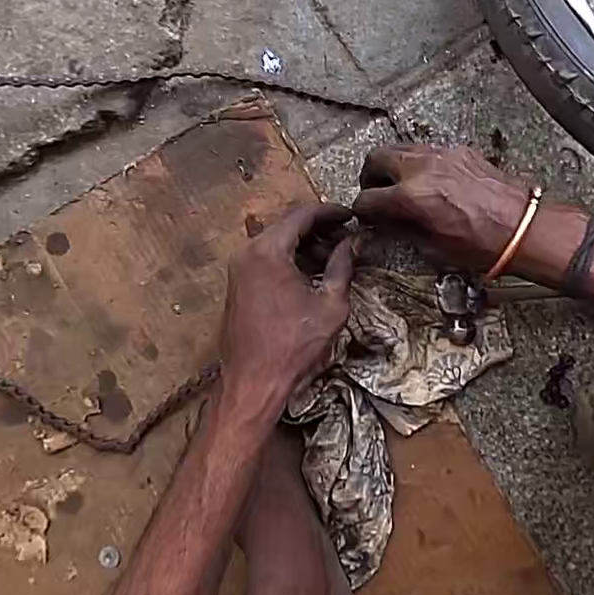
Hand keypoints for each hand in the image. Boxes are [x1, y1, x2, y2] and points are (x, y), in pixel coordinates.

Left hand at [218, 203, 357, 422]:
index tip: (352, 215)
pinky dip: (291, 259)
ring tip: (335, 257)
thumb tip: (355, 242)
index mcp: (268, 250)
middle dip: (320, 229)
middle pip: (288, 225)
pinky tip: (313, 273)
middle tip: (348, 237)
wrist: (253, 382)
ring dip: (306, 245)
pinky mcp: (238, 284)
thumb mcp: (330, 304)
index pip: (303, 214)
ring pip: (277, 242)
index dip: (331, 212)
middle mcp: (248, 252)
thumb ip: (343, 265)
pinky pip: (267, 259)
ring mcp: (239, 268)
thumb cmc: (293, 346)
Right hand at [350, 145, 535, 267]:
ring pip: (401, 149)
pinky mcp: (460, 152)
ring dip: (394, 166)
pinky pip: (428, 151)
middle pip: (376, 158)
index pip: (368, 197)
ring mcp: (442, 155)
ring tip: (399, 186)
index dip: (361, 210)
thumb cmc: (483, 243)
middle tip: (375, 193)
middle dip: (370, 176)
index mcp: (411, 195)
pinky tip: (429, 182)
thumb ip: (402, 229)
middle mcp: (422, 168)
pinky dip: (420, 164)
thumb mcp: (433, 247)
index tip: (365, 215)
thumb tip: (387, 223)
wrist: (521, 228)